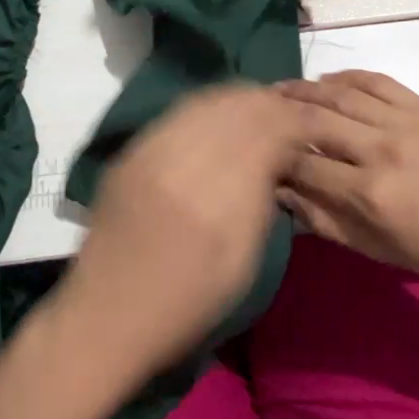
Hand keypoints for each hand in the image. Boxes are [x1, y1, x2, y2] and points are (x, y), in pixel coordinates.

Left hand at [58, 85, 305, 373]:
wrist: (106, 317)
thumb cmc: (187, 305)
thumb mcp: (244, 262)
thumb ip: (264, 201)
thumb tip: (281, 158)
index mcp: (219, 200)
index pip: (270, 130)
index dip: (296, 122)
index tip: (311, 130)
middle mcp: (183, 163)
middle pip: (239, 106)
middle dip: (272, 106)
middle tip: (290, 119)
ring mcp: (150, 152)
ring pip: (208, 101)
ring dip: (241, 101)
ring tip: (260, 113)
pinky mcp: (130, 151)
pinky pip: (178, 112)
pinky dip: (209, 108)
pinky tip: (221, 119)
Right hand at [277, 70, 418, 283]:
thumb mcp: (371, 248)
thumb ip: (322, 219)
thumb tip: (280, 192)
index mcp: (368, 193)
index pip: (303, 165)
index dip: (273, 159)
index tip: (255, 156)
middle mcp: (382, 150)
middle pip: (315, 121)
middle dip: (280, 114)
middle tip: (256, 110)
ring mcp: (405, 123)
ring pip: (342, 94)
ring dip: (306, 89)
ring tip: (281, 89)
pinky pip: (378, 81)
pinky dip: (348, 76)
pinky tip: (327, 80)